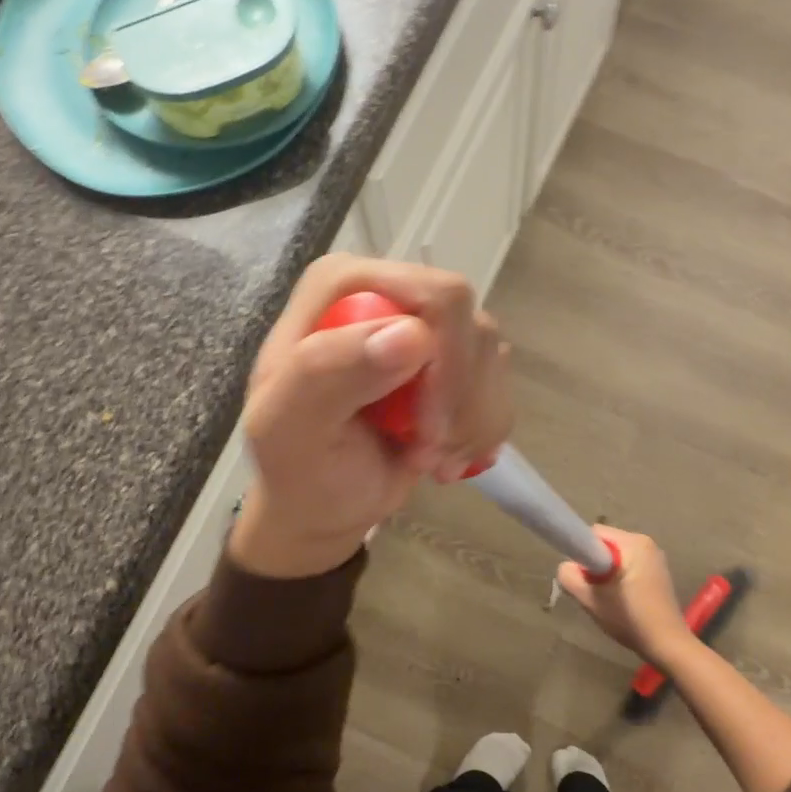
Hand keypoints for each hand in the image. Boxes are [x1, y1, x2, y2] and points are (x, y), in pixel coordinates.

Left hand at [232, 255, 511, 577]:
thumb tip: (411, 334)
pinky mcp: (456, 366)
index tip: (428, 430)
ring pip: (493, 362)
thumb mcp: (290, 427)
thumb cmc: (298, 468)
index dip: (448, 364)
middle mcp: (393, 295)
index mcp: (345, 285)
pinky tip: (445, 459)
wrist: (321, 505)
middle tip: (425, 454)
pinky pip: (501, 390)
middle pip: (474, 328)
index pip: (437, 296)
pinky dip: (482, 436)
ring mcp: (429, 329)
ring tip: (427, 461)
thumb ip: (329, 371)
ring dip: (470, 427)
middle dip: (460, 404)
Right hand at [557, 526, 696, 660]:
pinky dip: (619, 579)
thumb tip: (568, 567)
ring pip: (616, 558)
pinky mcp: (658, 573)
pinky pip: (628, 566)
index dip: (581, 553)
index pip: (594, 535)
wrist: (667, 644)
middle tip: (594, 593)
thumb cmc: (630, 619)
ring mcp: (655, 558)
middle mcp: (647, 543)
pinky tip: (622, 602)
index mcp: (634, 543)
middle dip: (594, 566)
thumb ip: (570, 577)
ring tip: (608, 600)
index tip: (581, 577)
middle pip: (605, 546)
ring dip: (606, 575)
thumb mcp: (591, 600)